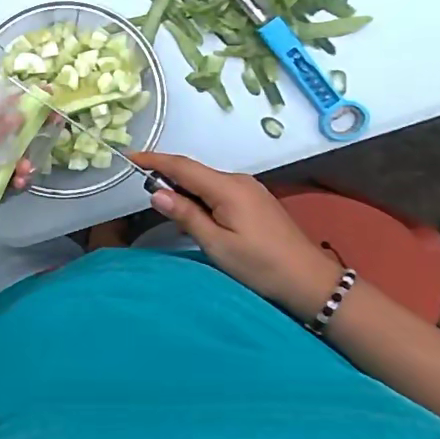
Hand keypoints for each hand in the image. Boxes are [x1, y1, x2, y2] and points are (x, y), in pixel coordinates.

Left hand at [0, 85, 35, 236]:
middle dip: (35, 124)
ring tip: (26, 167)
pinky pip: (18, 175)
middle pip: (15, 126)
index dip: (21, 98)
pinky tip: (21, 180)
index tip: (46, 93)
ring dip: (28, 156)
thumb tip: (20, 113)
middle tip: (55, 120)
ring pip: (20, 151)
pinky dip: (22, 177)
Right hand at [130, 152, 343, 318]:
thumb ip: (186, 215)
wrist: (309, 280)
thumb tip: (156, 192)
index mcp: (227, 188)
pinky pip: (219, 191)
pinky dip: (200, 197)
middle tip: (143, 191)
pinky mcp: (255, 201)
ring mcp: (249, 189)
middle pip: (194, 172)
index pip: (182, 166)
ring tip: (165, 207)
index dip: (154, 160)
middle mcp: (238, 181)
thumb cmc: (261, 266)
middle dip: (167, 176)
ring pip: (206, 182)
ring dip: (184, 189)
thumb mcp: (217, 245)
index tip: (130, 158)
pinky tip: (194, 214)